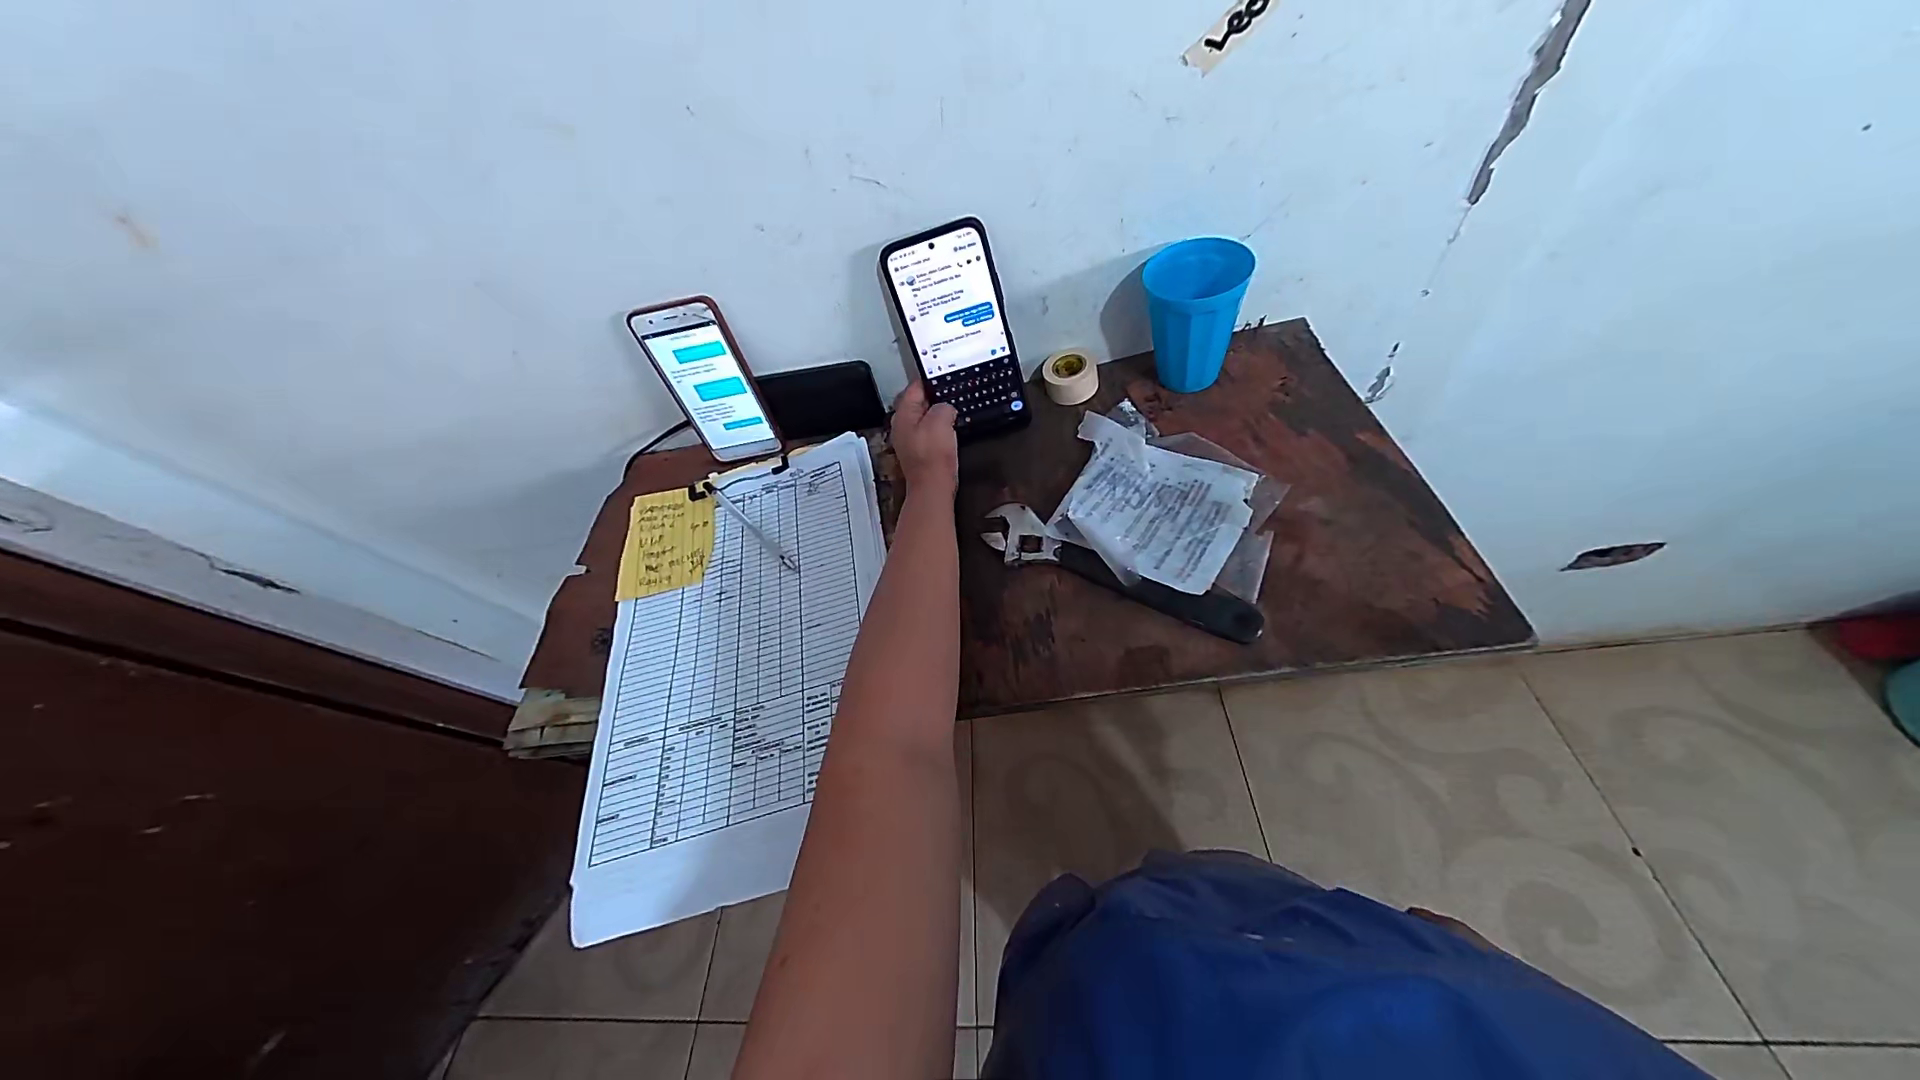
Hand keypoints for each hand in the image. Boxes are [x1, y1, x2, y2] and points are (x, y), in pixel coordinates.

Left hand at [889, 382, 957, 496]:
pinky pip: (930, 434)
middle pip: (918, 403)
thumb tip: (947, 408)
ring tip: (954, 410)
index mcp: (903, 414)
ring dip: (938, 415)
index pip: (914, 387)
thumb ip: (943, 406)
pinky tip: (951, 431)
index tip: (944, 376)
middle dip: (934, 398)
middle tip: (952, 393)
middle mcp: (902, 426)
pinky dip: (940, 430)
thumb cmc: (933, 456)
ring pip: (924, 419)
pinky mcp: (919, 453)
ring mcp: (910, 441)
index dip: (930, 380)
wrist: (932, 487)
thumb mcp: (941, 420)